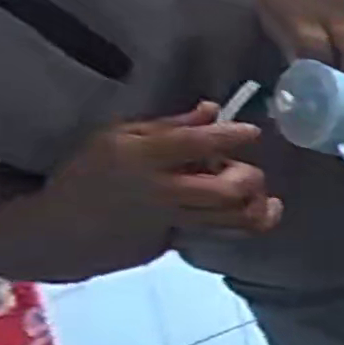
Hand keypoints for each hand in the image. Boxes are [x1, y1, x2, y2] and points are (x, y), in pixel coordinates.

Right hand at [49, 102, 280, 232]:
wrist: (76, 217)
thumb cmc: (104, 167)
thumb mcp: (124, 136)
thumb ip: (174, 125)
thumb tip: (214, 109)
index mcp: (138, 155)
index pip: (190, 144)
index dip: (227, 136)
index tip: (252, 131)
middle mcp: (162, 189)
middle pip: (227, 190)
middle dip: (247, 176)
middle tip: (238, 167)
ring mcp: (181, 216)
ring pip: (241, 215)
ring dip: (258, 199)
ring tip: (250, 187)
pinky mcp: (195, 235)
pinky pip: (242, 232)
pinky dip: (265, 219)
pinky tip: (268, 206)